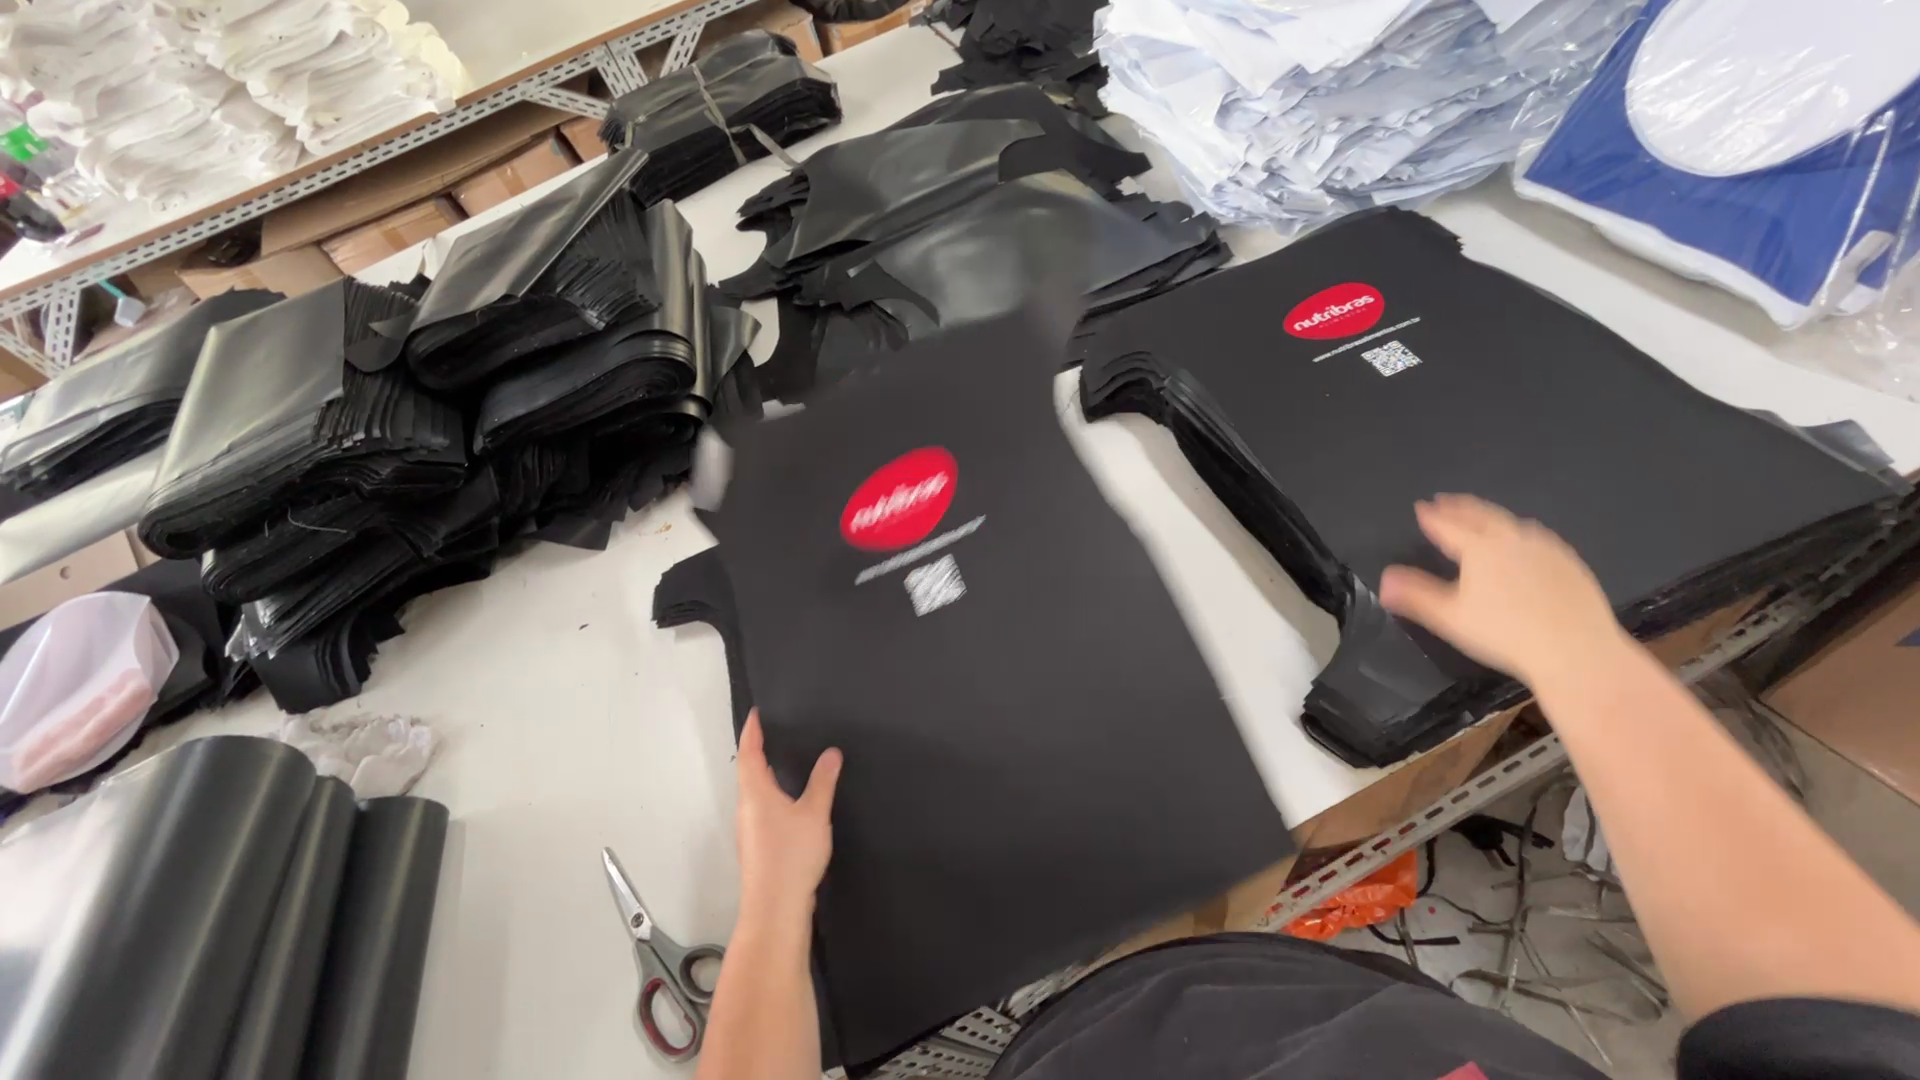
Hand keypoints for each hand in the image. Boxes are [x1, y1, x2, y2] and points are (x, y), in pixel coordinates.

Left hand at [735, 710, 841, 922]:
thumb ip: (823, 782)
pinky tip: (790, 800)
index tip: (756, 713)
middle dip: (758, 750)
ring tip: (785, 760)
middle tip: (774, 732)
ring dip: (765, 774)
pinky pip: (762, 808)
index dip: (752, 731)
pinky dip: (772, 794)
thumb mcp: (814, 813)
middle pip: (747, 771)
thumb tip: (831, 753)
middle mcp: (746, 807)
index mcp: (755, 793)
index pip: (749, 752)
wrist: (775, 908)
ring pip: (755, 792)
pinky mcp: (758, 845)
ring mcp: (750, 829)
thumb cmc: (791, 855)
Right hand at [1379, 495, 1627, 684]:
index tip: (1421, 507)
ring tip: (1481, 515)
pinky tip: (1524, 540)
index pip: (1449, 525)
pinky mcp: (1569, 563)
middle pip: (1481, 516)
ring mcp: (1545, 548)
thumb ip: (1415, 596)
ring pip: (1511, 523)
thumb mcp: (1450, 618)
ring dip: (1491, 516)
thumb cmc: (1504, 633)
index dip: (1432, 516)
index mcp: (1479, 548)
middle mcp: (1512, 539)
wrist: (1577, 651)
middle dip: (1460, 507)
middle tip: (1446, 500)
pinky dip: (1520, 531)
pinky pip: (1538, 536)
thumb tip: (1384, 579)